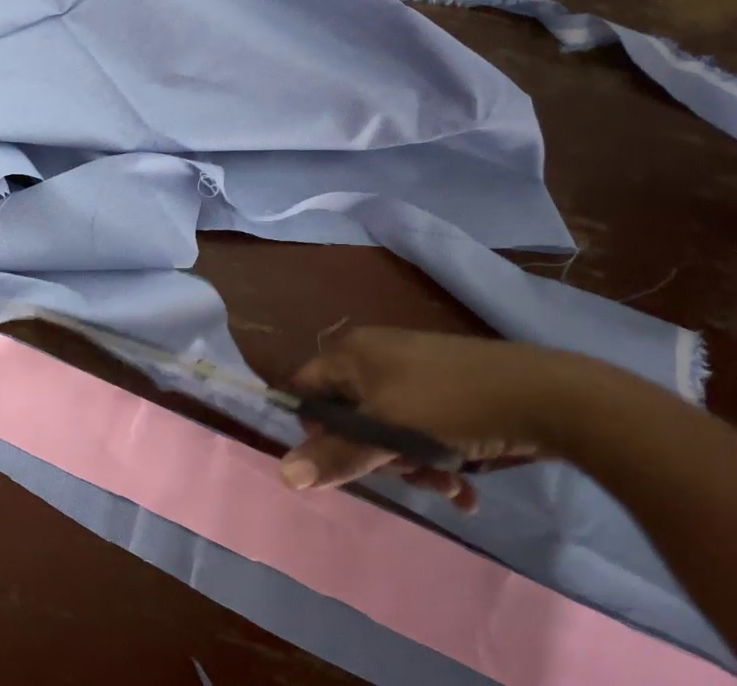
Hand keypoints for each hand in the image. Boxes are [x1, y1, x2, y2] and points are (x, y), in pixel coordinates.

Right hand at [280, 327, 577, 510]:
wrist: (558, 397)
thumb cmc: (456, 405)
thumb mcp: (390, 433)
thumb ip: (336, 455)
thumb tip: (284, 476)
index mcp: (350, 353)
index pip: (306, 393)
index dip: (317, 431)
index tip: (346, 461)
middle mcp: (376, 358)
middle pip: (351, 417)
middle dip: (380, 458)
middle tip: (411, 478)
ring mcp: (416, 374)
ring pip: (391, 430)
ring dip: (414, 466)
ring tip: (450, 488)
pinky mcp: (452, 392)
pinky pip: (425, 429)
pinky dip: (439, 460)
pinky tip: (465, 488)